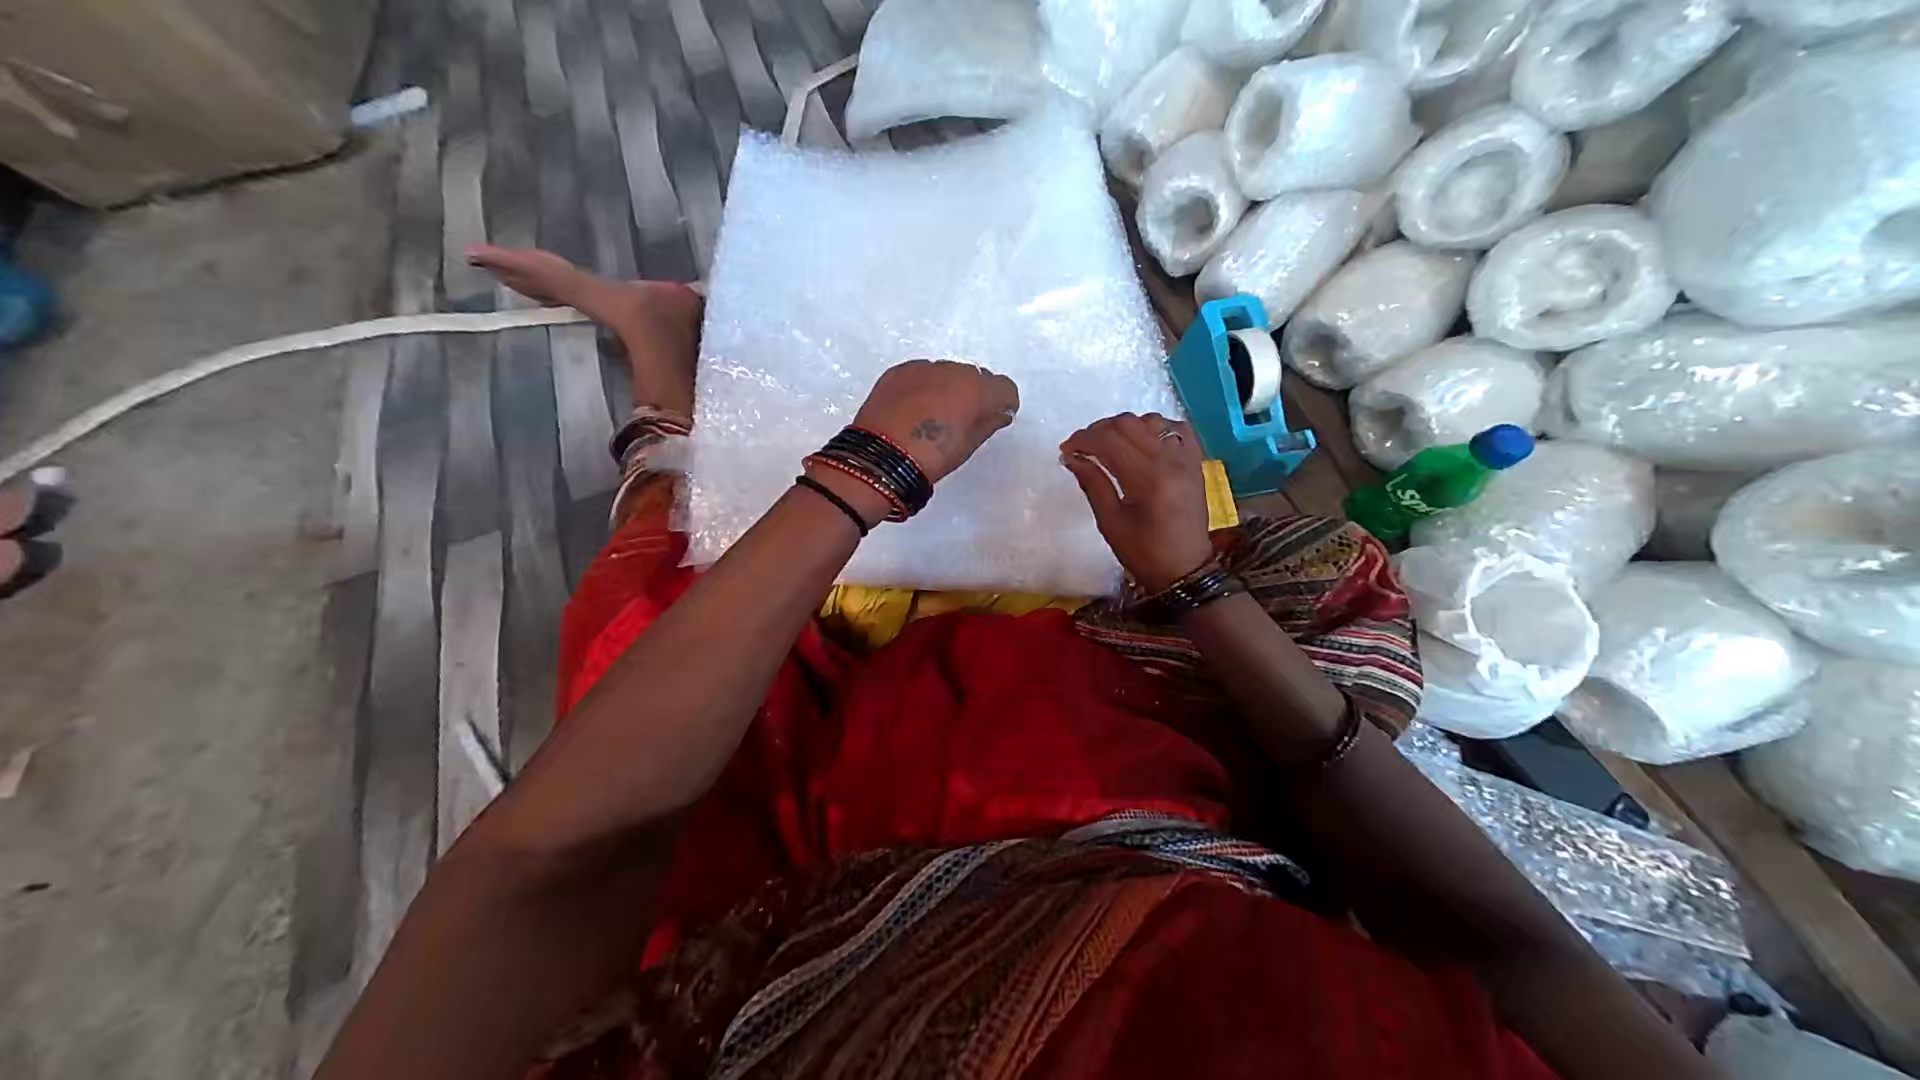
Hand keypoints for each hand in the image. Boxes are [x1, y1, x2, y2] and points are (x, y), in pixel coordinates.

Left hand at [851, 359, 1020, 483]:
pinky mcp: (899, 371)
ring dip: (948, 388)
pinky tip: (914, 409)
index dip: (1004, 402)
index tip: (997, 416)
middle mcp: (953, 369)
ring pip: (947, 373)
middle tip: (963, 419)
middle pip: (975, 377)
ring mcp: (924, 367)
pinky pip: (921, 374)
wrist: (883, 457)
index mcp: (977, 388)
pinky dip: (924, 387)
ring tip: (934, 414)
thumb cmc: (933, 456)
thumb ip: (989, 423)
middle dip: (974, 394)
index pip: (1004, 387)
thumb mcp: (968, 445)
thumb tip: (1001, 413)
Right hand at [1061, 413, 1213, 591]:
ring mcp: (1186, 458)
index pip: (1109, 441)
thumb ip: (1093, 484)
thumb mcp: (1110, 522)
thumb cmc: (1143, 552)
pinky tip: (1141, 441)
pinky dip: (1155, 427)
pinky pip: (1176, 428)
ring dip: (1124, 427)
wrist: (1185, 569)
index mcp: (1147, 479)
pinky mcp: (1195, 461)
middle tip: (1082, 447)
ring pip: (1150, 420)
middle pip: (1127, 424)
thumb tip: (1071, 457)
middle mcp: (1169, 460)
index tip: (1066, 450)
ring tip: (1109, 445)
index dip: (1082, 440)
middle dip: (1098, 430)